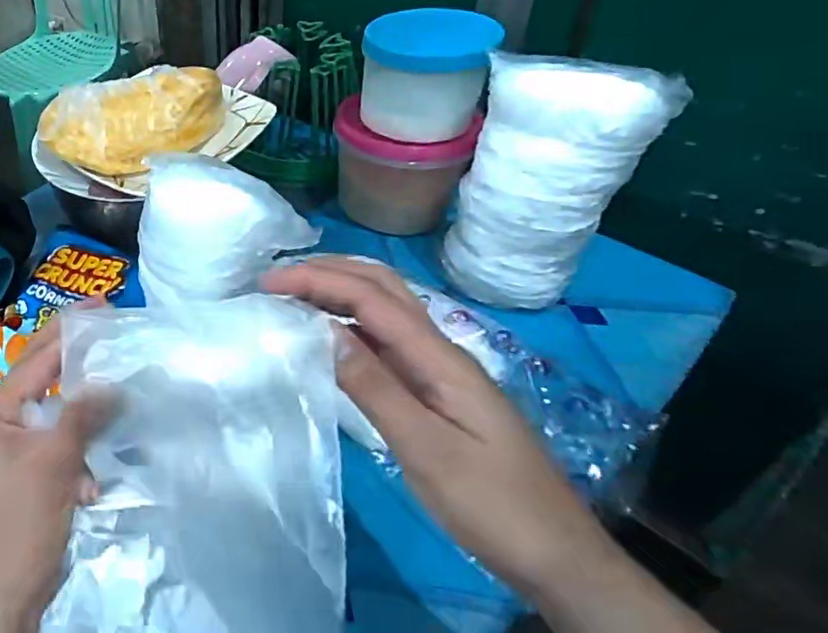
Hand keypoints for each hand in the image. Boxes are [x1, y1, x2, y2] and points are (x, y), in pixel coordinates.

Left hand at [0, 319, 112, 632]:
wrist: (8, 592)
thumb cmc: (22, 521)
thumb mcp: (54, 463)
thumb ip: (83, 414)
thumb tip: (114, 379)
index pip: (39, 356)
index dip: (70, 328)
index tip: (103, 306)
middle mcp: (6, 415)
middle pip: (45, 370)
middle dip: (75, 347)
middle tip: (108, 317)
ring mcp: (21, 440)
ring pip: (60, 402)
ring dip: (86, 395)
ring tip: (117, 371)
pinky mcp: (37, 463)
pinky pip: (66, 432)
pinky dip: (85, 435)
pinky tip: (100, 452)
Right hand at [262, 257, 712, 632]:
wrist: (559, 556)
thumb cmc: (492, 505)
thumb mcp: (426, 449)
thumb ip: (374, 385)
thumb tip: (323, 327)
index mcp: (438, 355)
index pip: (369, 297)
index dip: (317, 280)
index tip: (268, 284)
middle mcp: (440, 348)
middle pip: (381, 285)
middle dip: (327, 271)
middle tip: (276, 279)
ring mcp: (440, 367)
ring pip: (385, 307)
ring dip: (340, 289)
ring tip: (294, 295)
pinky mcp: (436, 389)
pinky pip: (387, 338)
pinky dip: (352, 322)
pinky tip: (331, 337)